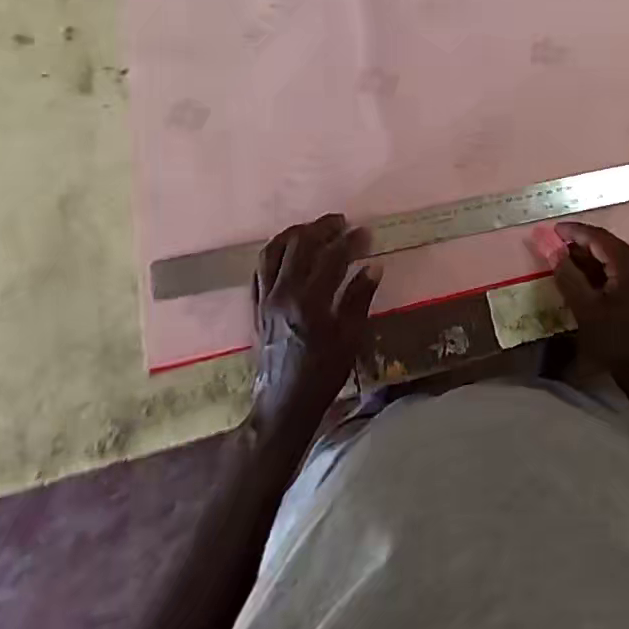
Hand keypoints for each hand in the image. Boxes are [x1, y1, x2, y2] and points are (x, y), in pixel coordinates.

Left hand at [252, 214, 380, 418]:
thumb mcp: (350, 339)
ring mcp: (264, 299)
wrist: (284, 405)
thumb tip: (374, 266)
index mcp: (310, 301)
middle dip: (321, 228)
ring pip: (272, 251)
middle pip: (299, 245)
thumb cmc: (323, 375)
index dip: (350, 241)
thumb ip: (359, 299)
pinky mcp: (254, 308)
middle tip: (341, 222)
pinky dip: (274, 255)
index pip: (332, 257)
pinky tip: (286, 254)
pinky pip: (259, 271)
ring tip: (312, 229)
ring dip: (293, 235)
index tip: (366, 232)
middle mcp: (282, 293)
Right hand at [549, 222, 628, 387]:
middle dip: (580, 244)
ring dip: (589, 258)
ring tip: (564, 261)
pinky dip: (600, 270)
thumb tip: (553, 252)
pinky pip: (620, 270)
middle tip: (554, 246)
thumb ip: (568, 276)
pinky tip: (584, 278)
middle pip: (608, 245)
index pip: (599, 237)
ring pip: (613, 258)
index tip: (552, 230)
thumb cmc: (617, 341)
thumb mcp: (586, 309)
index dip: (574, 231)